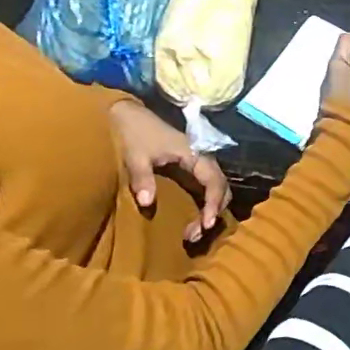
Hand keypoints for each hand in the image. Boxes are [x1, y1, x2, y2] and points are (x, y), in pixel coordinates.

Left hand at [110, 98, 231, 241]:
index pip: (214, 181)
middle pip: (221, 188)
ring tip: (191, 233)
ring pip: (216, 190)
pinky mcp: (190, 167)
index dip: (213, 204)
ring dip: (209, 211)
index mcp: (195, 153)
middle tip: (194, 234)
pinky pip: (205, 188)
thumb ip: (142, 178)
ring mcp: (198, 163)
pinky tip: (191, 219)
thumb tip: (148, 203)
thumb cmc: (134, 132)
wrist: (128, 115)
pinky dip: (203, 205)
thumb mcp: (135, 155)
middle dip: (213, 212)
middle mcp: (203, 158)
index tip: (206, 224)